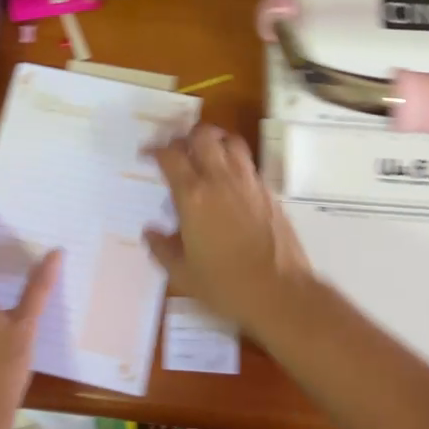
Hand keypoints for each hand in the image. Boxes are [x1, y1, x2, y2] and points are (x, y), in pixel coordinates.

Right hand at [145, 125, 317, 337]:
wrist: (281, 292)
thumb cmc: (226, 285)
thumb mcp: (183, 275)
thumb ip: (162, 249)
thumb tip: (150, 231)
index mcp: (194, 195)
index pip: (170, 156)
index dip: (155, 150)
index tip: (147, 155)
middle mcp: (220, 179)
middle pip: (202, 136)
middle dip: (185, 137)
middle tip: (177, 151)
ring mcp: (248, 181)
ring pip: (229, 141)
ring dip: (213, 141)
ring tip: (205, 155)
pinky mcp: (268, 190)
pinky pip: (247, 162)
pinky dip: (233, 161)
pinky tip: (229, 181)